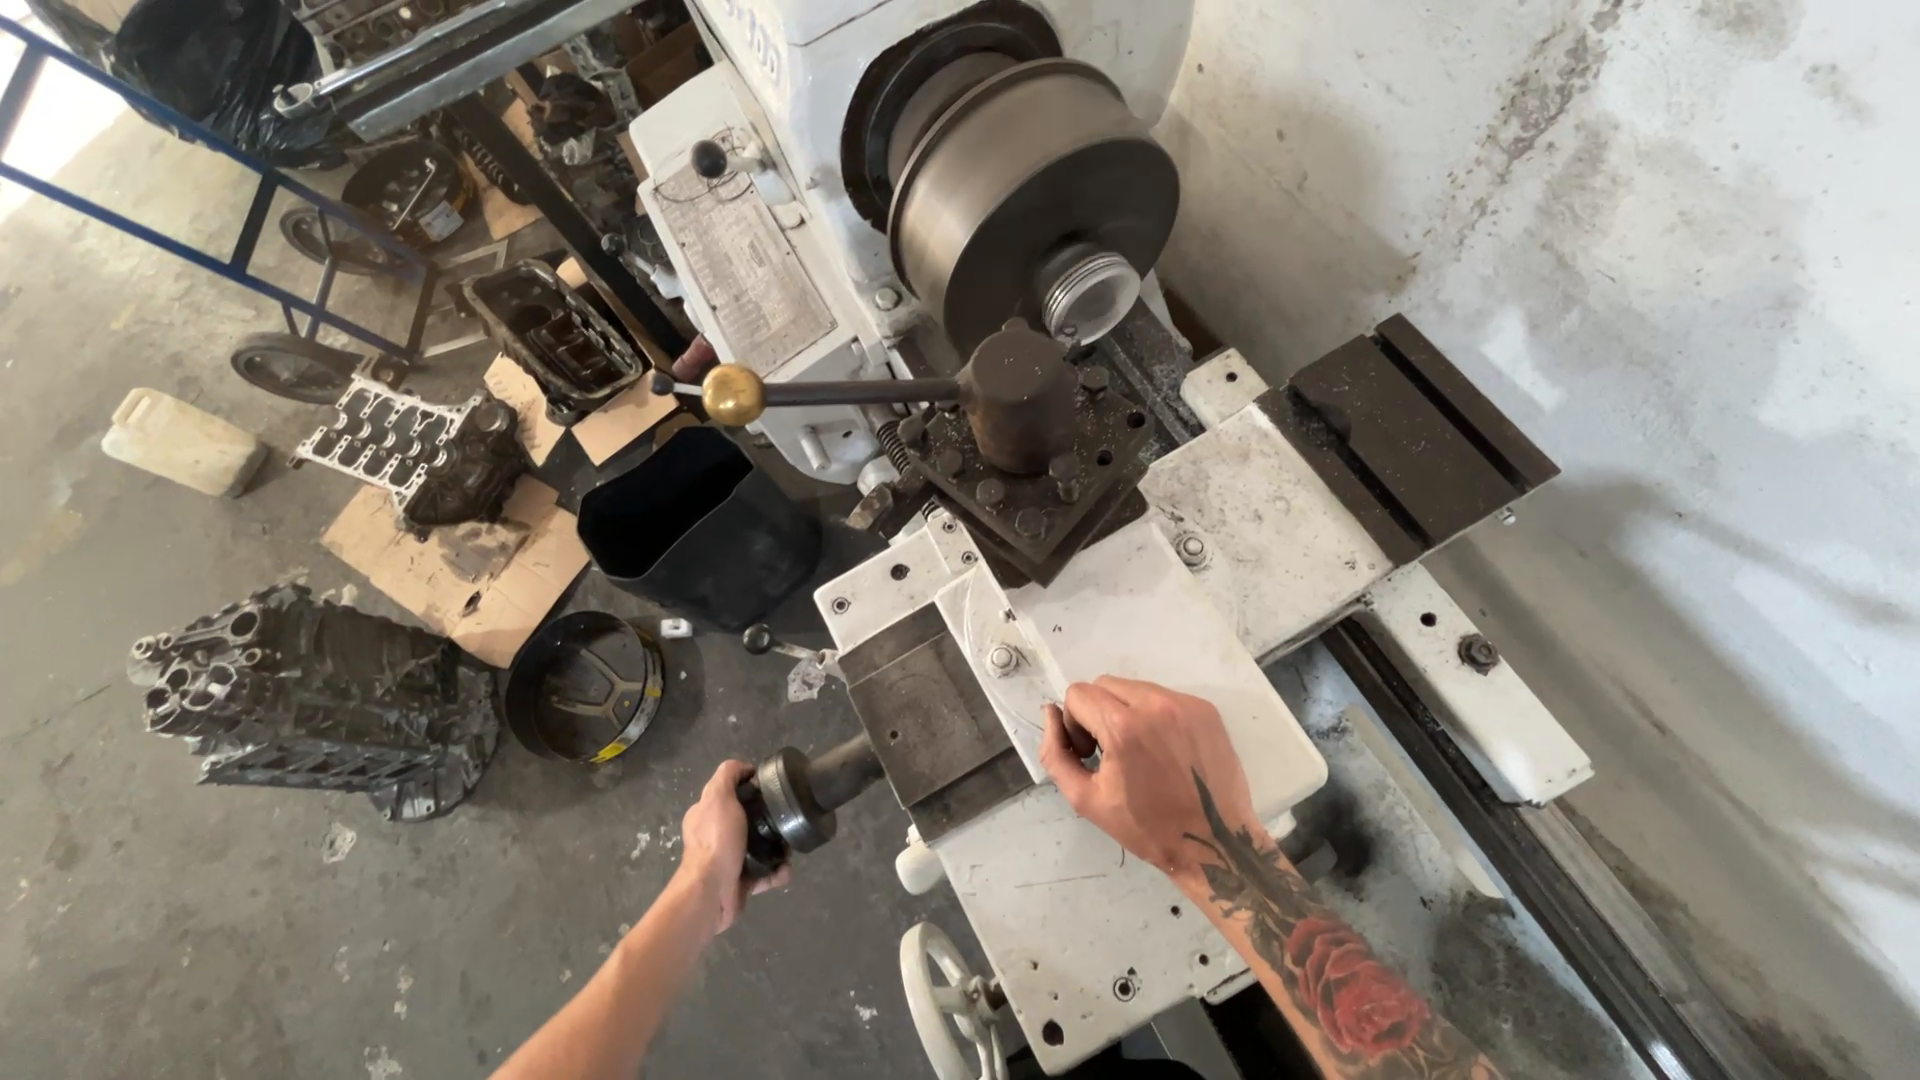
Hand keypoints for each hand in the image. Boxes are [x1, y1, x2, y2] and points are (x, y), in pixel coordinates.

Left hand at [673, 761, 790, 935]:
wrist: (711, 892)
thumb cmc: (716, 840)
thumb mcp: (718, 796)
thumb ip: (728, 775)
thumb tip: (746, 768)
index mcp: (707, 815)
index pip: (729, 794)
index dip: (749, 788)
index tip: (769, 789)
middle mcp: (716, 836)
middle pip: (749, 822)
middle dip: (770, 822)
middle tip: (786, 820)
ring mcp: (728, 860)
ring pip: (760, 848)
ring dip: (778, 849)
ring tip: (790, 848)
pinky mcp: (741, 882)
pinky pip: (765, 874)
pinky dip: (777, 872)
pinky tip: (785, 869)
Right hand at [1039, 677, 1262, 887]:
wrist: (1215, 843)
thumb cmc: (1146, 827)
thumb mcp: (1085, 799)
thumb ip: (1055, 752)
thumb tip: (1050, 712)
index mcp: (1123, 727)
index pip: (1078, 694)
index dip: (1074, 724)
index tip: (1091, 754)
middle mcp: (1155, 705)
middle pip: (1104, 684)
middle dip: (1097, 713)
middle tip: (1110, 752)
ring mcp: (1185, 704)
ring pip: (1134, 687)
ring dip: (1125, 711)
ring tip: (1139, 751)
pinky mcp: (1206, 710)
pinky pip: (1164, 696)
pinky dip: (1154, 715)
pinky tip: (1164, 750)